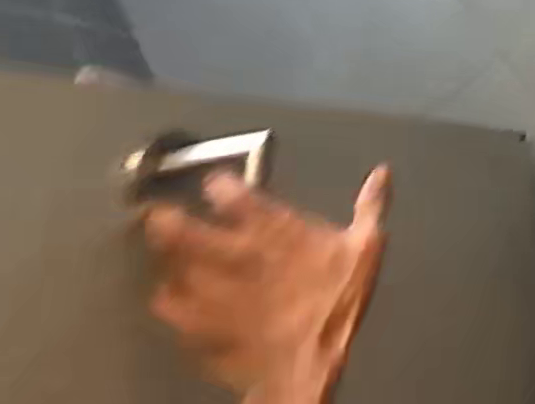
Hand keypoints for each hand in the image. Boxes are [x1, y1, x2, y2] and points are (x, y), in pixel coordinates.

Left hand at [142, 166, 391, 403]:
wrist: (308, 361)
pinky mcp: (201, 327)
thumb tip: (380, 173)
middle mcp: (241, 258)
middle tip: (153, 211)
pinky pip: (172, 308)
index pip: (244, 202)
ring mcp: (215, 295)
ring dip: (163, 257)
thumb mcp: (368, 244)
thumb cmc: (339, 297)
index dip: (224, 186)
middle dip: (169, 221)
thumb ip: (371, 205)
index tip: (213, 178)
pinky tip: (164, 293)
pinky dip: (166, 296)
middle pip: (191, 235)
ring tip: (155, 247)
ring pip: (175, 269)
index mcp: (282, 233)